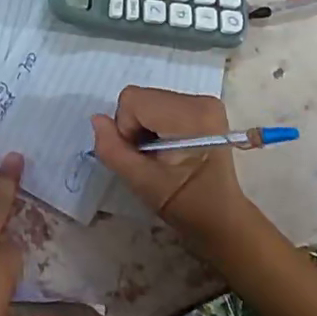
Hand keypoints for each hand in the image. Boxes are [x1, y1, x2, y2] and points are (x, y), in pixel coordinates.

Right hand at [90, 86, 250, 237]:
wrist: (220, 216)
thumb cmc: (183, 202)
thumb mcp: (140, 181)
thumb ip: (112, 148)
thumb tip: (96, 119)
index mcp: (190, 115)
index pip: (132, 100)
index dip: (125, 128)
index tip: (141, 156)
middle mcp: (201, 101)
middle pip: (141, 98)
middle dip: (134, 127)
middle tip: (150, 158)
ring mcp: (205, 103)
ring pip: (148, 101)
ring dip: (143, 126)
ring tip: (159, 155)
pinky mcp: (203, 109)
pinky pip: (160, 106)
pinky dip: (155, 125)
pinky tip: (167, 148)